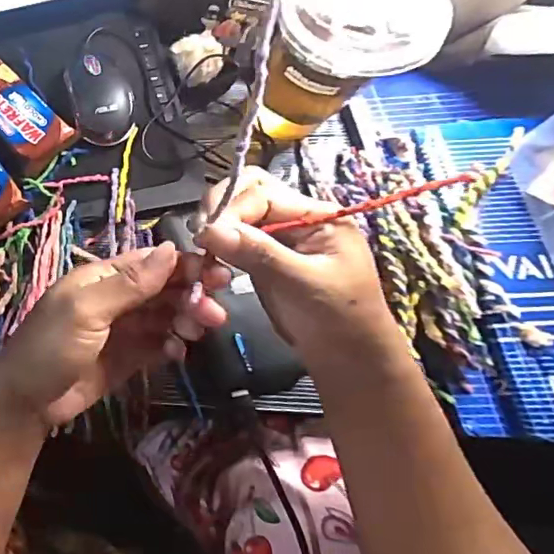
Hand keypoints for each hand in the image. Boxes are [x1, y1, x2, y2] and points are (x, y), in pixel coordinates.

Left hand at [0, 243, 229, 428]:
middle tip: (214, 312)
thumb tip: (170, 250)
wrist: (27, 401)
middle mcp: (114, 300)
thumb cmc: (50, 347)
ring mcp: (121, 330)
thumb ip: (129, 284)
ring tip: (199, 331)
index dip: (184, 266)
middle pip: (162, 289)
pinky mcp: (126, 358)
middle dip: (190, 296)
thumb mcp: (86, 310)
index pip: (150, 264)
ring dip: (185, 320)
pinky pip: (157, 345)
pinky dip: (172, 345)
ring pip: (163, 316)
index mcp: (101, 279)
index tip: (218, 274)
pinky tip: (179, 352)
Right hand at [195, 167, 405, 367]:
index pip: (262, 192)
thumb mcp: (300, 282)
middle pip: (249, 193)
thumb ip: (257, 252)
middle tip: (201, 236)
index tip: (205, 234)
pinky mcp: (265, 258)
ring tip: (205, 251)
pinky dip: (220, 245)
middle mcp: (296, 219)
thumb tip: (209, 229)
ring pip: (239, 215)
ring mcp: (280, 238)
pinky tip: (212, 260)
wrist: (352, 361)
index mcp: (317, 215)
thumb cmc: (338, 319)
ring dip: (218, 228)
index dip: (230, 208)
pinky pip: (236, 239)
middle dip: (221, 209)